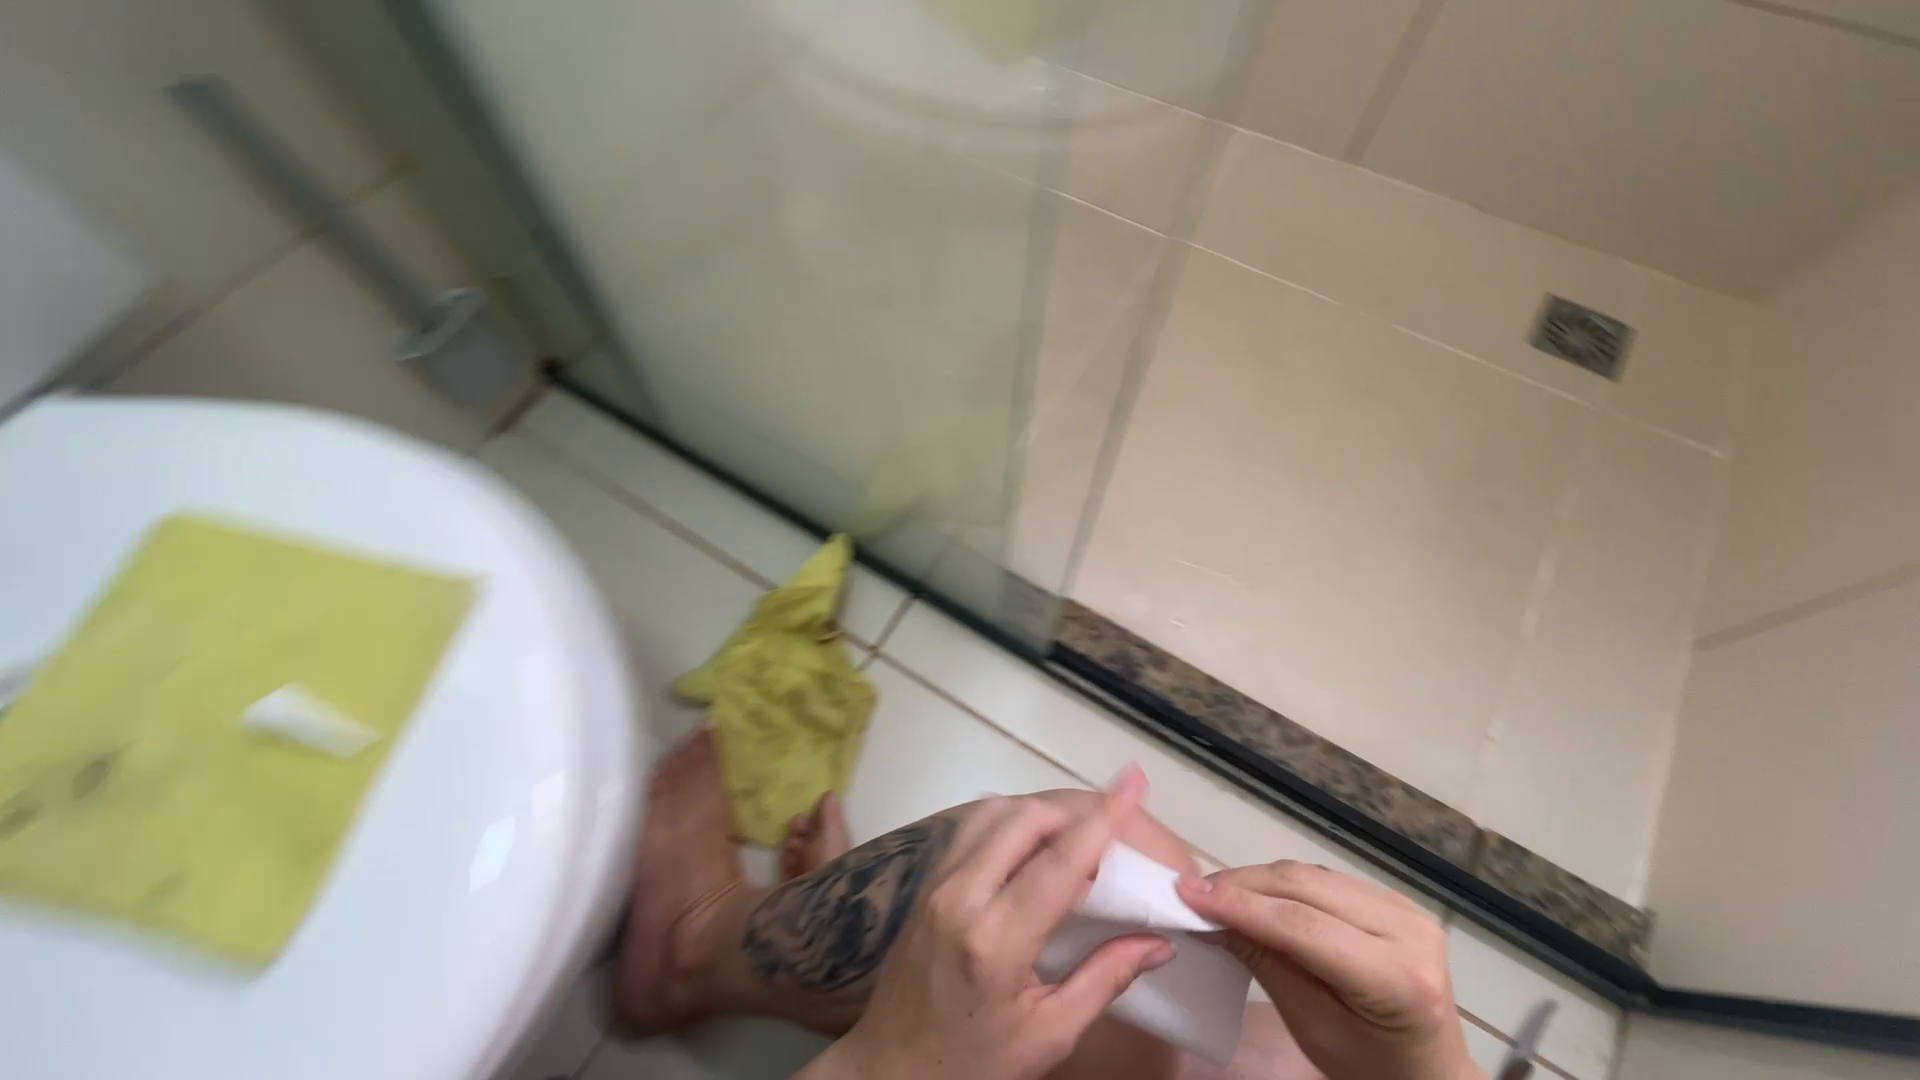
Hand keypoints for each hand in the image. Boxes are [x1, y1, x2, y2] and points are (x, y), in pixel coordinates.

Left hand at [820, 781, 1175, 1079]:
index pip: (1059, 861)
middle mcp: (962, 896)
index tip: (1132, 783)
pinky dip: (1005, 821)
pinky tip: (1027, 845)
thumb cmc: (974, 1063)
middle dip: (1070, 812)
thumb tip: (1159, 942)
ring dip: (1036, 812)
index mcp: (996, 940)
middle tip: (1105, 830)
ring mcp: (937, 883)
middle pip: (1023, 819)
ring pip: (991, 813)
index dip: (1102, 819)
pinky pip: (969, 829)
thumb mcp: (1048, 1036)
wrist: (890, 1069)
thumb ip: (1104, 980)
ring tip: (1070, 837)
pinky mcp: (926, 881)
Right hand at [1178, 861, 1482, 1079]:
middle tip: (1191, 890)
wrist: (1427, 1071)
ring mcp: (1405, 907)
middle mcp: (1408, 929)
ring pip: (1311, 874)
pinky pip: (1323, 878)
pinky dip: (1281, 882)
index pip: (1303, 926)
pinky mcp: (1392, 897)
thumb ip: (1266, 964)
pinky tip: (1253, 893)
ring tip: (1215, 892)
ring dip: (1257, 879)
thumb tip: (1211, 916)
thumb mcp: (1312, 1028)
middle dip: (1242, 884)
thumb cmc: (1368, 1066)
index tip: (1186, 892)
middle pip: (1307, 888)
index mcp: (1398, 978)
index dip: (1240, 904)